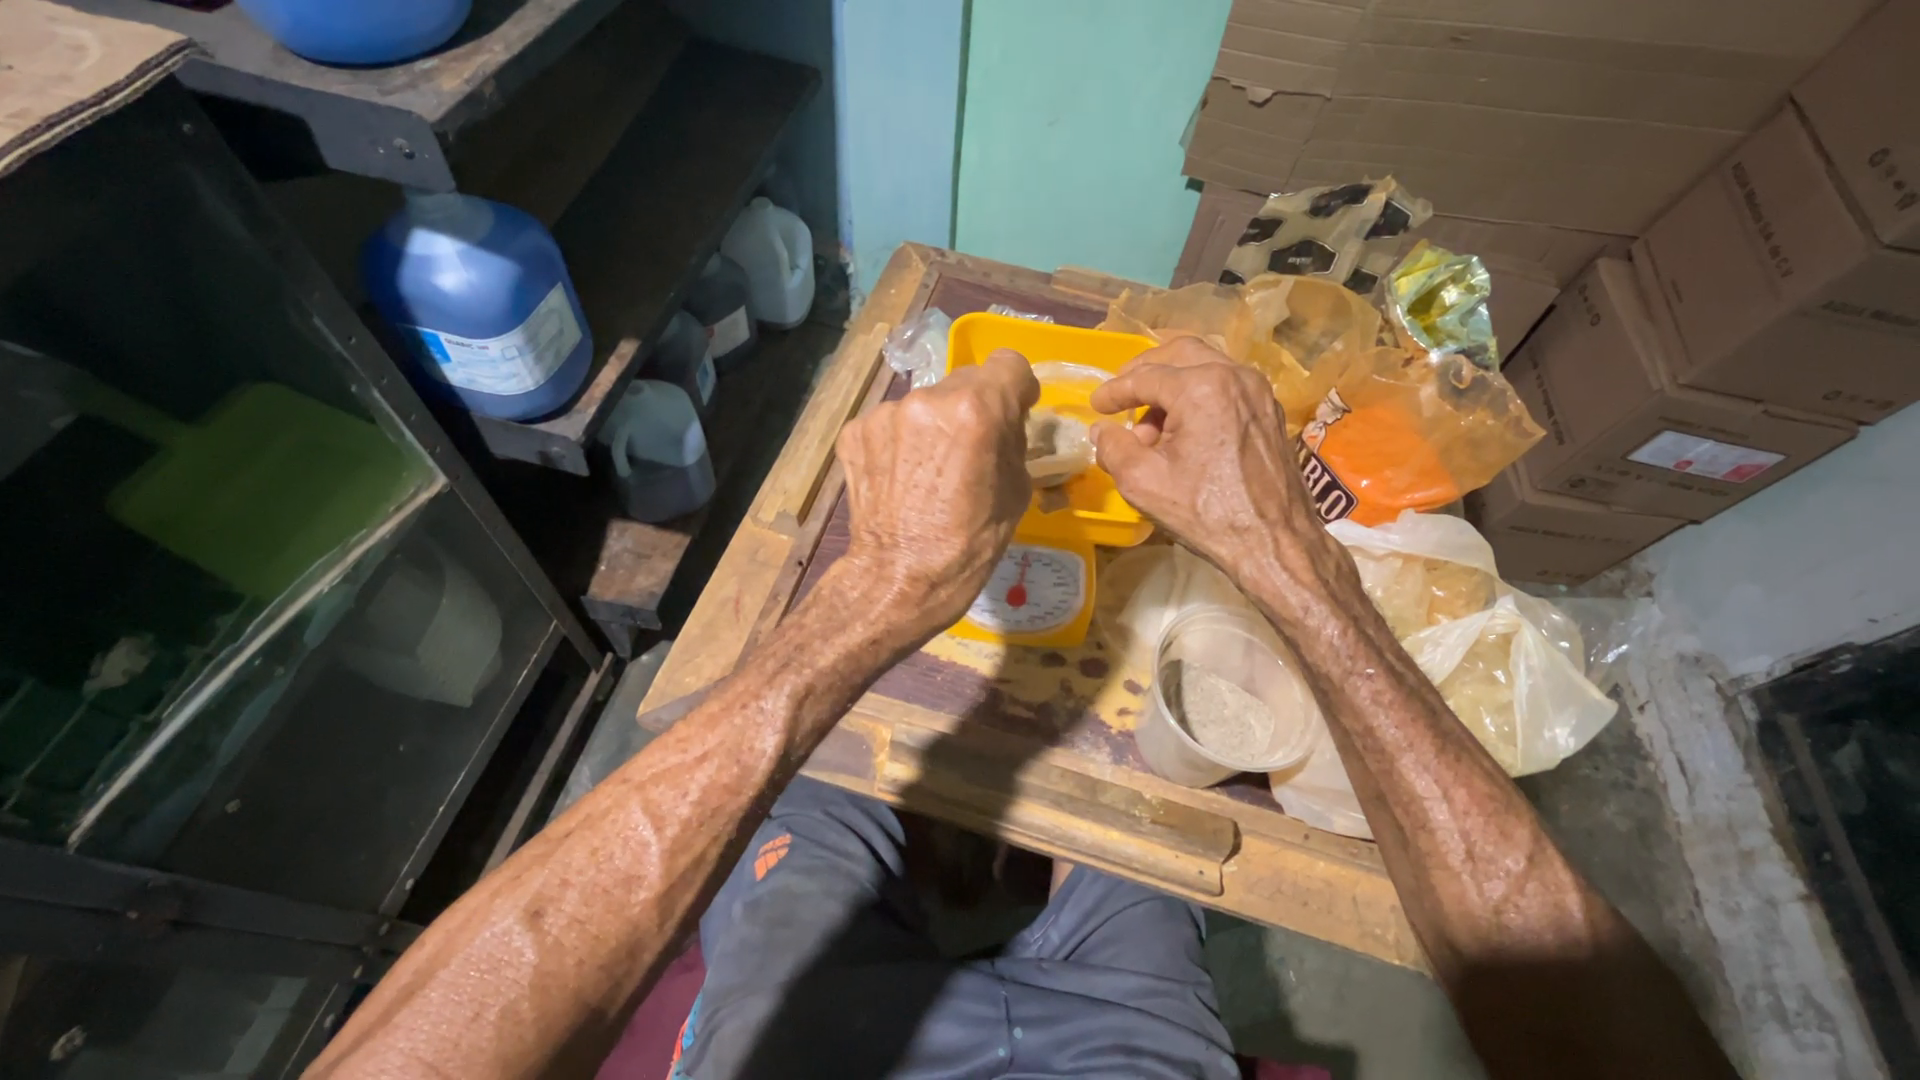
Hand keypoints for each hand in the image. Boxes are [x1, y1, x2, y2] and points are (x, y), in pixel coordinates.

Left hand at [832, 349, 1039, 636]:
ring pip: (924, 403)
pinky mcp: (856, 431)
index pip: (1008, 362)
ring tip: (929, 472)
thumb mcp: (1018, 489)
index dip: (1016, 387)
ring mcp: (886, 413)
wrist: (900, 577)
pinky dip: (900, 443)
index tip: (1013, 412)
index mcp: (977, 409)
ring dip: (933, 426)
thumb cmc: (971, 543)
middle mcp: (928, 398)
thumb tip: (1005, 421)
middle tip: (969, 450)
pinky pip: (892, 423)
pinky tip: (901, 479)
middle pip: (964, 381)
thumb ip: (1013, 439)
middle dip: (973, 408)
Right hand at [1089, 338, 1354, 610]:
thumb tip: (1102, 430)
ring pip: (1205, 367)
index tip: (1095, 406)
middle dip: (1144, 371)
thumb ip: (1113, 447)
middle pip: (1180, 354)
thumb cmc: (1205, 512)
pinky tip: (1183, 431)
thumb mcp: (1142, 482)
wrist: (1273, 541)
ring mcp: (1258, 392)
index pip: (1145, 376)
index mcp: (1202, 387)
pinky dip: (1198, 396)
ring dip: (1172, 385)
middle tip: (1121, 395)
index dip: (1114, 391)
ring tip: (1150, 425)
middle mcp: (1235, 376)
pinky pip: (1226, 386)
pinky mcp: (1269, 411)